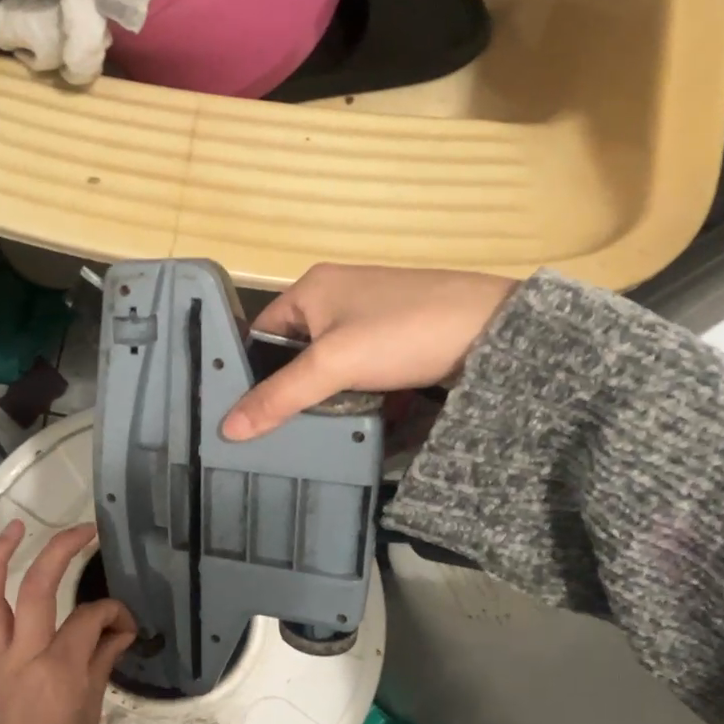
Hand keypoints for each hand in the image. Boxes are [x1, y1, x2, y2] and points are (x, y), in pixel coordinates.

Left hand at [0, 520, 136, 723]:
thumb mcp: (93, 700)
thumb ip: (103, 655)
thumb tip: (120, 625)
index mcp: (59, 666)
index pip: (88, 619)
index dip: (112, 611)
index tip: (124, 621)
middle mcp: (23, 652)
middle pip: (36, 590)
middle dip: (59, 552)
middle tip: (80, 532)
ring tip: (15, 527)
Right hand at [222, 264, 518, 440]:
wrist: (497, 330)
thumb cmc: (403, 334)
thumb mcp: (333, 366)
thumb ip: (278, 397)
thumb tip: (226, 430)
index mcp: (311, 288)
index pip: (259, 334)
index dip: (248, 373)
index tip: (240, 415)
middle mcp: (335, 296)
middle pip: (291, 353)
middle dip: (285, 391)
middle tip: (270, 434)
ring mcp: (368, 318)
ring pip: (324, 366)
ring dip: (319, 397)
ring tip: (304, 435)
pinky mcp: (395, 338)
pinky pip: (355, 370)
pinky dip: (348, 395)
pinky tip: (346, 423)